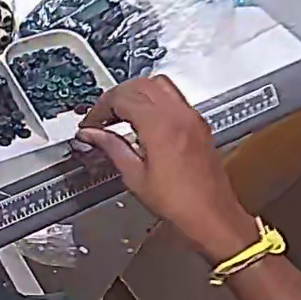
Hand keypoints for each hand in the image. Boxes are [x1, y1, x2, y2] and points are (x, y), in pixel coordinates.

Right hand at [76, 75, 258, 259]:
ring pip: (158, 85)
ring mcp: (191, 117)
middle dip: (115, 97)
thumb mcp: (134, 176)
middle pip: (140, 85)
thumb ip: (112, 148)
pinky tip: (141, 122)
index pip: (123, 98)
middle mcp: (179, 115)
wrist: (210, 214)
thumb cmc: (178, 203)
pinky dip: (152, 101)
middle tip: (100, 117)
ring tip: (119, 116)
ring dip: (135, 94)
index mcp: (160, 126)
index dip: (100, 108)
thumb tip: (92, 135)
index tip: (90, 123)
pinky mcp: (198, 124)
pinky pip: (172, 98)